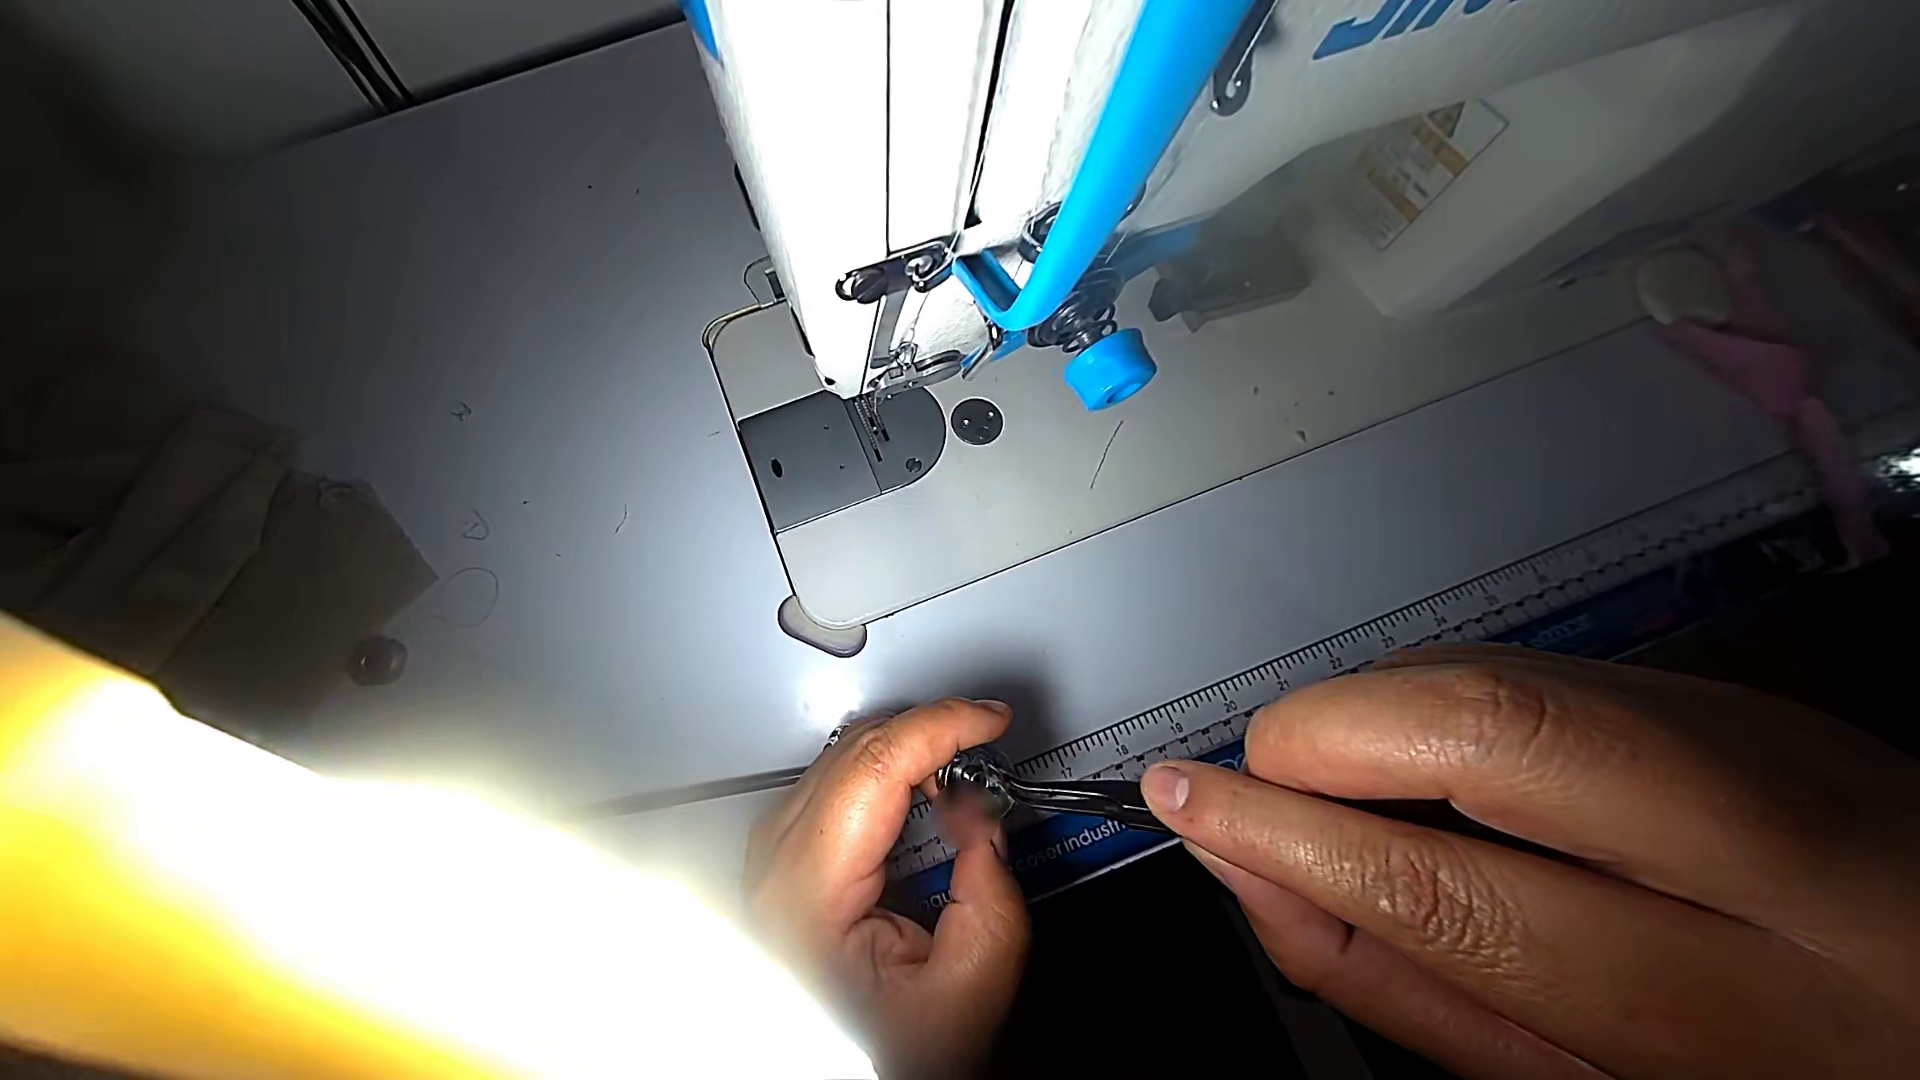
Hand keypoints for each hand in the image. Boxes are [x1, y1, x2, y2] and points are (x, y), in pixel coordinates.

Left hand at [745, 700, 1029, 1078]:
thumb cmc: (863, 1050)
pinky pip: (848, 768)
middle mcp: (777, 854)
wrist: (818, 1060)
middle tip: (985, 757)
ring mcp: (777, 839)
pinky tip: (926, 788)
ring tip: (961, 781)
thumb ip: (992, 903)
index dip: (943, 725)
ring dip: (919, 748)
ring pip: (856, 747)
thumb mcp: (957, 999)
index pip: (876, 762)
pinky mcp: (790, 836)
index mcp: (804, 890)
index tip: (990, 719)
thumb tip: (984, 819)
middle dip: (938, 734)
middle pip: (865, 744)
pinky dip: (898, 765)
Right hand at [1140, 645, 1919, 1078]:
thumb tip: (1238, 860)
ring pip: (1457, 674)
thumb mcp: (1558, 1077)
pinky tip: (1431, 763)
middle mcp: (1763, 826)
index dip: (1279, 832)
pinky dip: (1406, 701)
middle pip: (1467, 721)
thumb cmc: (1734, 1063)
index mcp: (1741, 1004)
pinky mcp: (1689, 678)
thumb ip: (1380, 970)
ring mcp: (1732, 724)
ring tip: (1362, 792)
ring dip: (1356, 724)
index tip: (1177, 794)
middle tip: (1258, 783)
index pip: (1441, 888)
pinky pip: (1482, 661)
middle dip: (1312, 740)